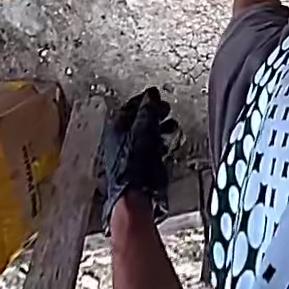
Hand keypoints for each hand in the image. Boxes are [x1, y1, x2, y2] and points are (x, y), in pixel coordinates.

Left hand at [103, 87, 176, 224]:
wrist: (135, 194)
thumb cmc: (133, 162)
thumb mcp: (143, 128)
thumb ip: (148, 110)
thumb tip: (151, 95)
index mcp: (116, 128)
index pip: (131, 106)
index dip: (144, 99)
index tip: (155, 95)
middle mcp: (120, 140)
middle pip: (138, 119)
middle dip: (153, 113)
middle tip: (165, 108)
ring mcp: (129, 154)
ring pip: (146, 133)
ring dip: (159, 127)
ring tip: (171, 125)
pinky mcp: (139, 165)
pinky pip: (151, 147)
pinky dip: (160, 141)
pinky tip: (168, 142)